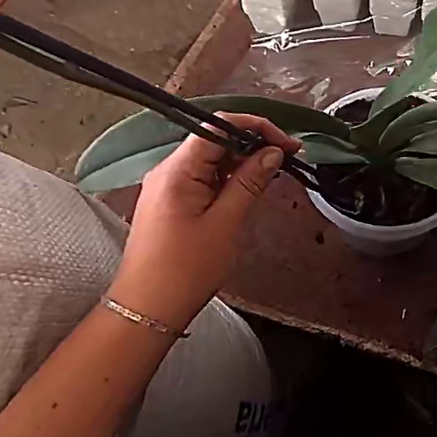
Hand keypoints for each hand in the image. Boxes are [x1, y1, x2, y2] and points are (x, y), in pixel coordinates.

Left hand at [108, 113, 299, 329]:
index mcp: (176, 170)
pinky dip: (231, 178)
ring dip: (244, 162)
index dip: (256, 128)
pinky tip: (252, 188)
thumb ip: (250, 182)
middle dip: (254, 144)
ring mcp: (169, 186)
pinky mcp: (173, 202)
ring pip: (213, 159)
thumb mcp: (226, 223)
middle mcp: (168, 171)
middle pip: (215, 139)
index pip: (218, 127)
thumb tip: (273, 153)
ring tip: (275, 173)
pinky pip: (206, 177)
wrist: (148, 309)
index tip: (287, 144)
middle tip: (288, 158)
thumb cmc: (186, 268)